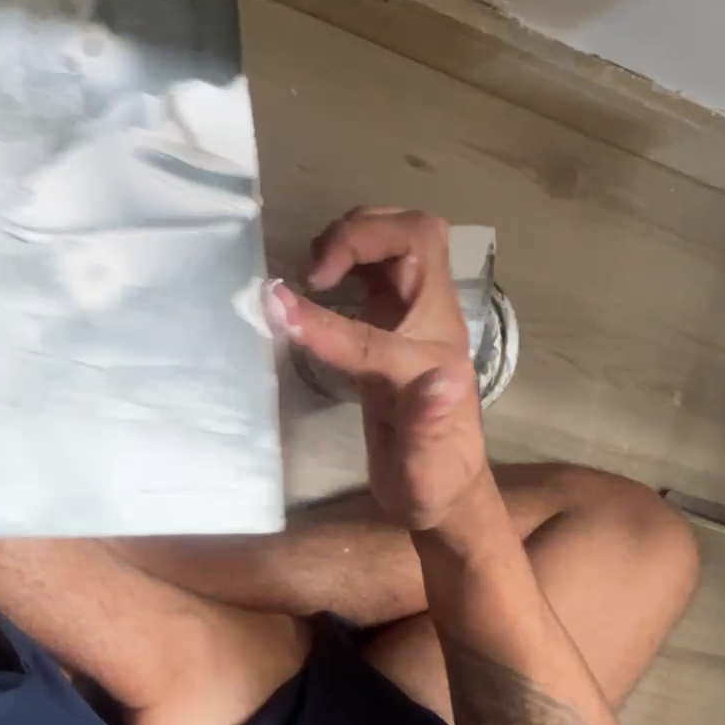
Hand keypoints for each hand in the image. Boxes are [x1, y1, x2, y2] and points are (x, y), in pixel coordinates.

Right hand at [267, 209, 493, 533]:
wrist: (444, 489)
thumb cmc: (431, 483)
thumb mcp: (425, 470)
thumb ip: (427, 426)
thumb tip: (444, 380)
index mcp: (437, 355)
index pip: (382, 320)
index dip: (328, 318)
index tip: (279, 311)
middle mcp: (432, 321)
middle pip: (418, 236)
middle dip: (361, 235)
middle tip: (313, 273)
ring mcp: (414, 315)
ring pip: (399, 238)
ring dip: (355, 236)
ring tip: (313, 272)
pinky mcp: (393, 318)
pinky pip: (378, 261)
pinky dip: (348, 253)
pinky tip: (319, 279)